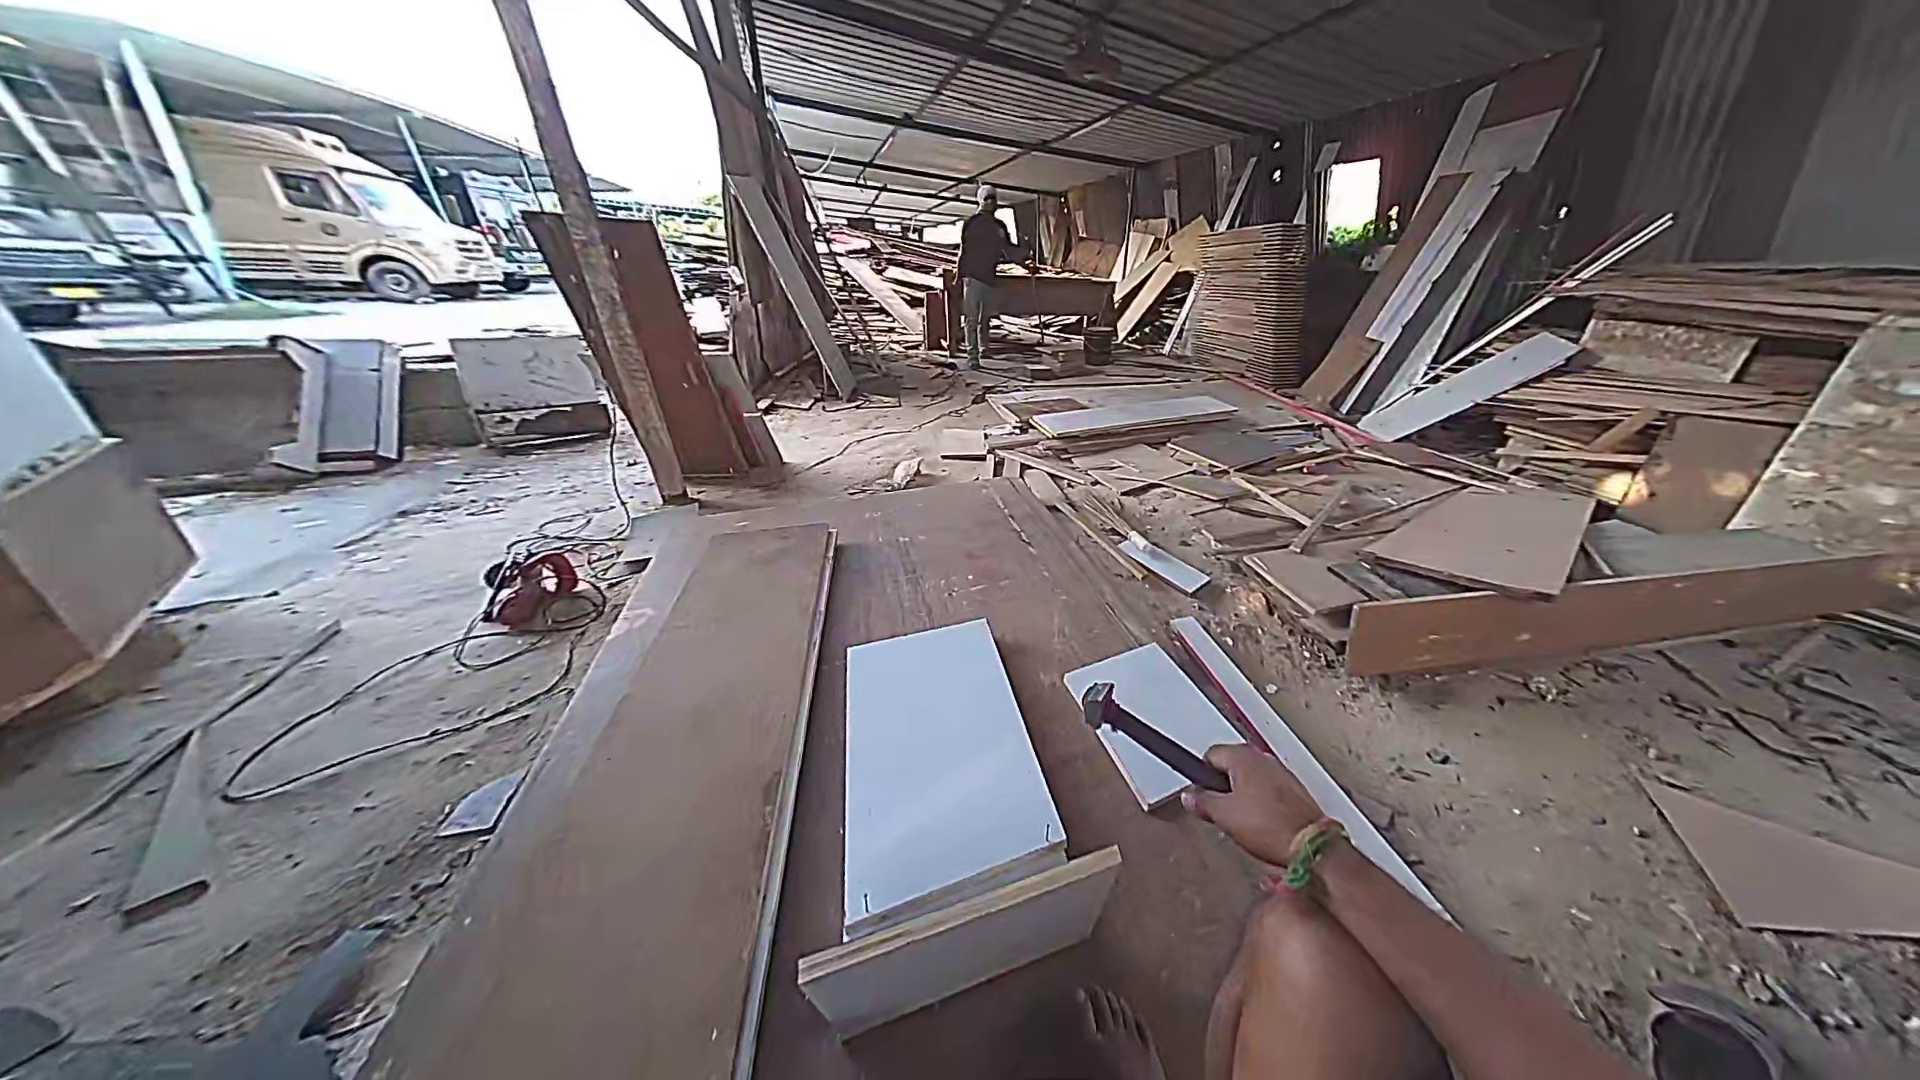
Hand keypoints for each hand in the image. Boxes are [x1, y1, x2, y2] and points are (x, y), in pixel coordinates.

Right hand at [1182, 745, 1324, 865]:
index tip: (1201, 794)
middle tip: (1221, 810)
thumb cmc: (1271, 826)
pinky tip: (1262, 824)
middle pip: (1230, 766)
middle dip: (1223, 787)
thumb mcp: (1223, 815)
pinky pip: (1269, 791)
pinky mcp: (1295, 791)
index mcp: (1242, 756)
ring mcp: (1282, 773)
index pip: (1210, 755)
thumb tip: (1191, 796)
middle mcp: (1263, 758)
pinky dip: (1262, 803)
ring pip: (1250, 779)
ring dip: (1243, 795)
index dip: (1202, 777)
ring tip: (1243, 821)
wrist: (1312, 847)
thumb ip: (1201, 801)